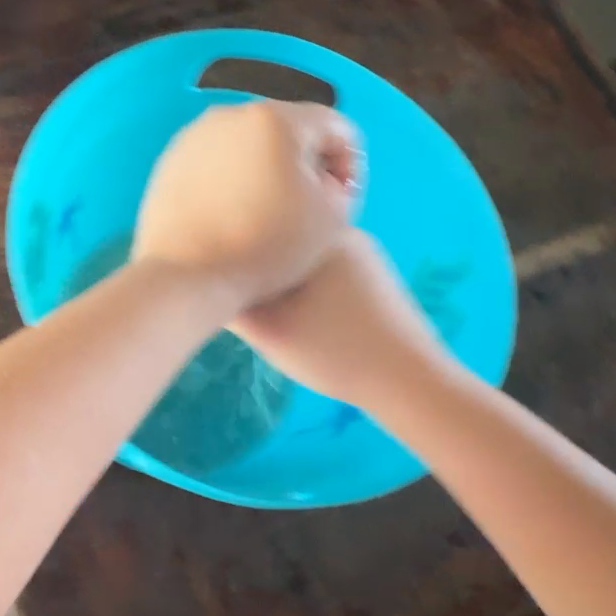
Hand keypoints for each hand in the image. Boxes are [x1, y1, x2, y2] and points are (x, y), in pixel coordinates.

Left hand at [132, 101, 360, 309]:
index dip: (350, 164)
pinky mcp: (169, 164)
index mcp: (274, 119)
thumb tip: (324, 178)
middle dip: (306, 165)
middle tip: (310, 208)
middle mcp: (229, 116)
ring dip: (267, 173)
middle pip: (288, 132)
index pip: (333, 127)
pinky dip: (231, 183)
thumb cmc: (263, 248)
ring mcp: (193, 139)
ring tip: (269, 216)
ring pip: (248, 148)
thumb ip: (343, 185)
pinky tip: (234, 218)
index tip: (344, 198)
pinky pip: (215, 165)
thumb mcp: (332, 218)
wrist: (187, 276)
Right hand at [231, 229, 453, 407]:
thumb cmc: (334, 351)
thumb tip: (206, 283)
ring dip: (287, 289)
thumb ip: (232, 303)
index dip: (236, 261)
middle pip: (282, 251)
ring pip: (304, 267)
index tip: (225, 289)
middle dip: (263, 277)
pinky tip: (314, 327)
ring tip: (283, 324)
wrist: (409, 381)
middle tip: (255, 316)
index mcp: (316, 236)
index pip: (260, 236)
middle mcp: (344, 233)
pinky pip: (327, 278)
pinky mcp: (377, 280)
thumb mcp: (268, 330)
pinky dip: (313, 297)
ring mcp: (366, 256)